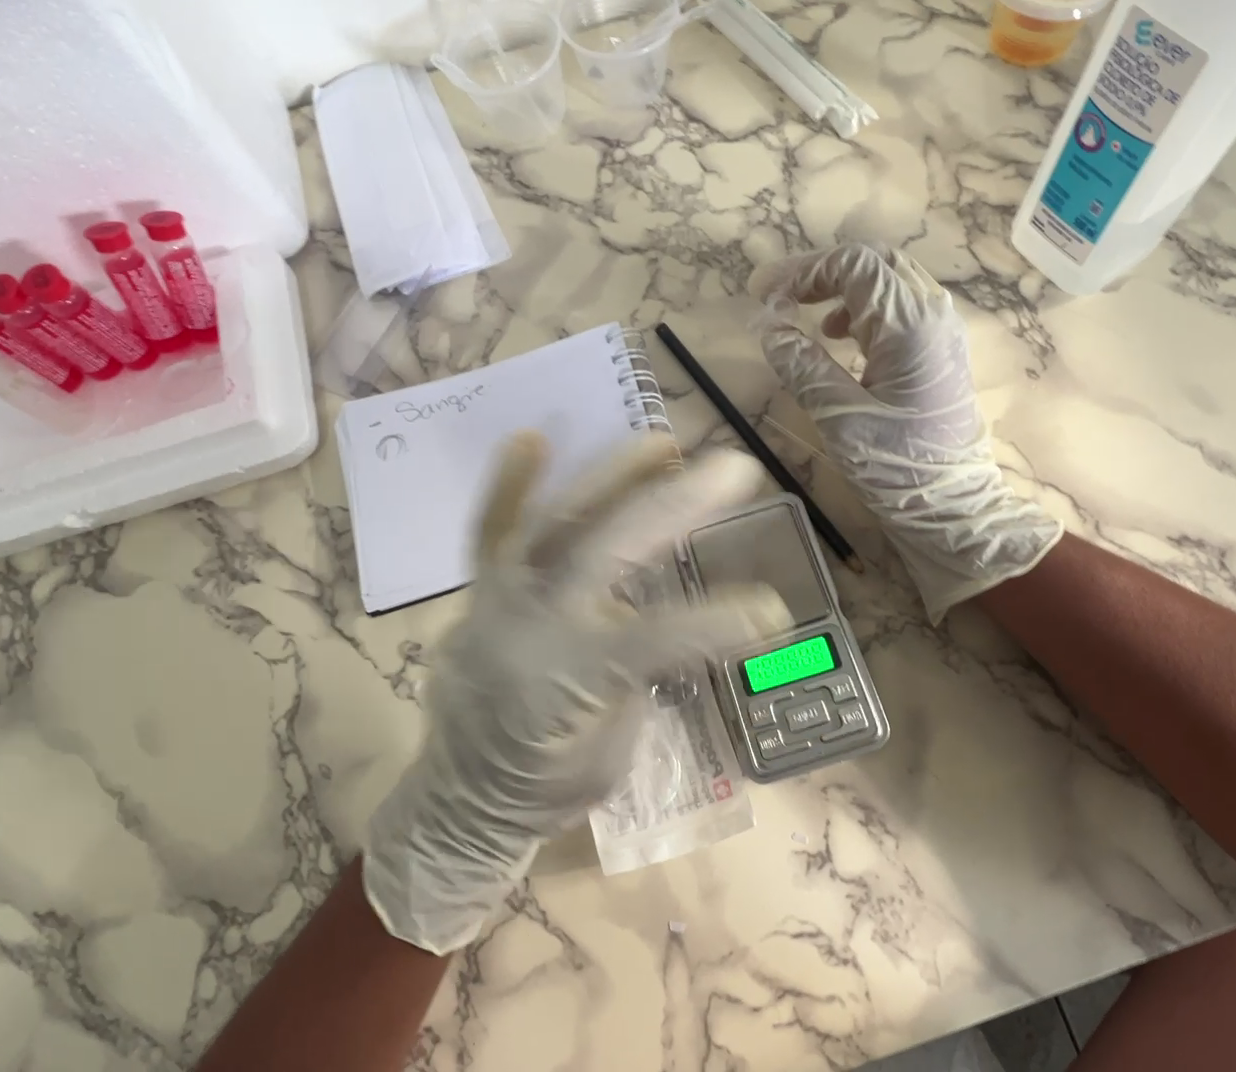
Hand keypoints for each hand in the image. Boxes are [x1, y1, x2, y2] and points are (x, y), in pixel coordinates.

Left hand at [363, 433, 788, 954]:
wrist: (461, 798)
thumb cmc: (548, 785)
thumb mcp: (611, 749)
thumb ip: (638, 682)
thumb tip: (673, 630)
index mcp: (574, 678)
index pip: (658, 638)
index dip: (719, 622)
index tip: (774, 613)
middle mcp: (534, 624)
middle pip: (606, 550)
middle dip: (672, 504)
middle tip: (734, 468)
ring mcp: (502, 598)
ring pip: (556, 523)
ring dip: (612, 476)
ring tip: (662, 444)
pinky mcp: (482, 590)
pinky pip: (491, 530)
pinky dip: (511, 485)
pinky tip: (534, 437)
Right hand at [749, 243, 1061, 622]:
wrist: (952, 507)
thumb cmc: (896, 466)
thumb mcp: (840, 418)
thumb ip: (802, 365)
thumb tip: (768, 326)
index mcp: (911, 325)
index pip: (855, 265)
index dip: (803, 271)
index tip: (764, 295)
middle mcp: (933, 315)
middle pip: (875, 263)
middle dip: (822, 272)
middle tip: (779, 295)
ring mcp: (941, 333)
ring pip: (889, 283)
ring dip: (842, 289)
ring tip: (804, 318)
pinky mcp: (938, 352)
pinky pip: (899, 309)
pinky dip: (862, 310)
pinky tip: (838, 338)